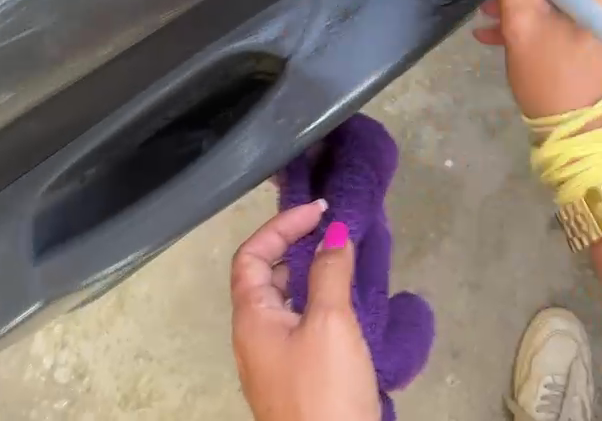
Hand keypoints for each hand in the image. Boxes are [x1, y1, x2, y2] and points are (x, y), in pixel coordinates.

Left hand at [230, 200, 380, 420]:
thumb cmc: (325, 390)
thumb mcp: (330, 322)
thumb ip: (330, 271)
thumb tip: (334, 233)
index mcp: (252, 319)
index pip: (252, 255)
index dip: (281, 226)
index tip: (320, 212)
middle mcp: (256, 337)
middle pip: (266, 275)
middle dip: (296, 245)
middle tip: (334, 230)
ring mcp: (275, 361)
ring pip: (286, 301)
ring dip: (311, 273)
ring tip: (345, 259)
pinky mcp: (298, 378)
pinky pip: (302, 323)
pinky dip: (321, 301)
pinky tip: (349, 301)